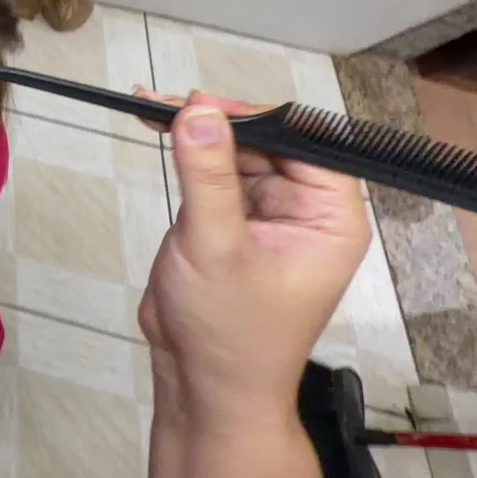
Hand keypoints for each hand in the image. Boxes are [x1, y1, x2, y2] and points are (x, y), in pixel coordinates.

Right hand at [137, 90, 368, 427]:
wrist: (201, 375)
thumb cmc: (229, 324)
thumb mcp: (215, 243)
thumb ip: (207, 174)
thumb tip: (198, 111)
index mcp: (327, 219)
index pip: (307, 146)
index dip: (258, 117)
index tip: (202, 102)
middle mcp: (300, 211)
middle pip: (265, 143)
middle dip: (215, 119)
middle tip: (163, 102)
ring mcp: (260, 215)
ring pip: (232, 152)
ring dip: (194, 131)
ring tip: (148, 108)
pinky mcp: (223, 219)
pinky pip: (209, 172)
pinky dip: (183, 151)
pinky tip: (156, 131)